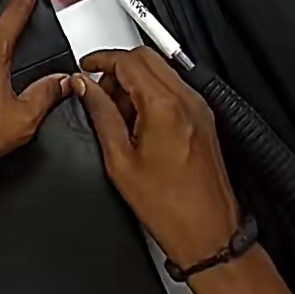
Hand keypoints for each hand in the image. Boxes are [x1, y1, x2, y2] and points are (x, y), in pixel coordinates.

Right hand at [74, 47, 239, 268]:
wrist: (210, 237)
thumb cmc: (171, 209)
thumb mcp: (120, 160)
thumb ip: (100, 114)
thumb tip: (84, 86)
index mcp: (164, 106)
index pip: (127, 60)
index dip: (100, 59)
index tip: (86, 66)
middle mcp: (186, 100)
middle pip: (144, 56)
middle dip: (117, 66)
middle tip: (99, 88)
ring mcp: (198, 106)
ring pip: (159, 68)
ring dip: (134, 78)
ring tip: (117, 110)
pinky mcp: (203, 116)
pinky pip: (172, 85)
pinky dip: (151, 90)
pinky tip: (138, 118)